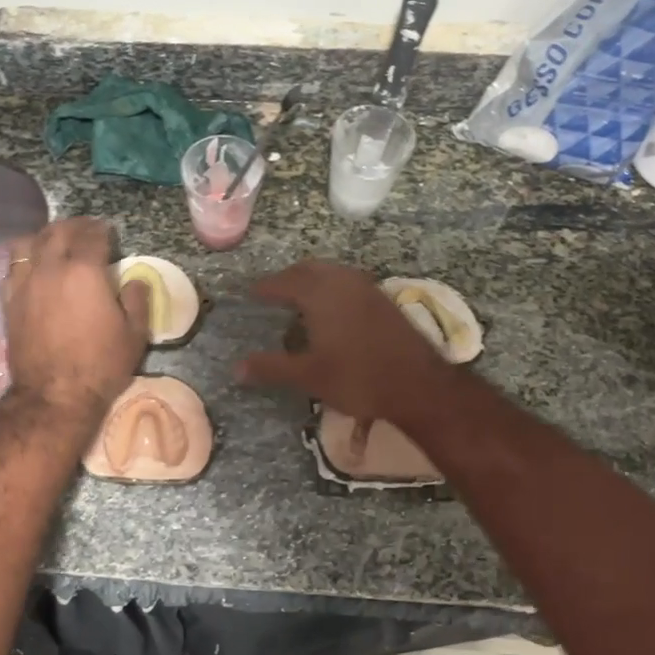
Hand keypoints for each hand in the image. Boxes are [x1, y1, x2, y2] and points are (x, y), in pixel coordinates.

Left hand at [1, 218, 149, 418]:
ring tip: (54, 244)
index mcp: (84, 271)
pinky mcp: (8, 303)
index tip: (110, 233)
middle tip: (86, 231)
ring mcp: (24, 284)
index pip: (93, 235)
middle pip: (57, 231)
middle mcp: (50, 268)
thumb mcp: (134, 335)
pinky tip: (33, 272)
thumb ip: (137, 300)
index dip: (103, 230)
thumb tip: (134, 280)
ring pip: (26, 244)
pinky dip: (23, 263)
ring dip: (43, 237)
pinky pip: (11, 270)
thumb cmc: (100, 366)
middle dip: (74, 226)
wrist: (54, 396)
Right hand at [236, 260, 454, 425]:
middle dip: (289, 277)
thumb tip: (236, 367)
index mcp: (321, 295)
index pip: (285, 282)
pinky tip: (333, 310)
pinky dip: (333, 287)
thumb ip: (272, 368)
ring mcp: (368, 290)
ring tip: (300, 298)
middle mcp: (343, 283)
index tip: (251, 293)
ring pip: (333, 273)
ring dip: (313, 279)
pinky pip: (350, 283)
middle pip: (310, 269)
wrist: (419, 385)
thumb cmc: (358, 379)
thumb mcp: (309, 376)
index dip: (266, 287)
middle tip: (273, 292)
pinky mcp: (384, 301)